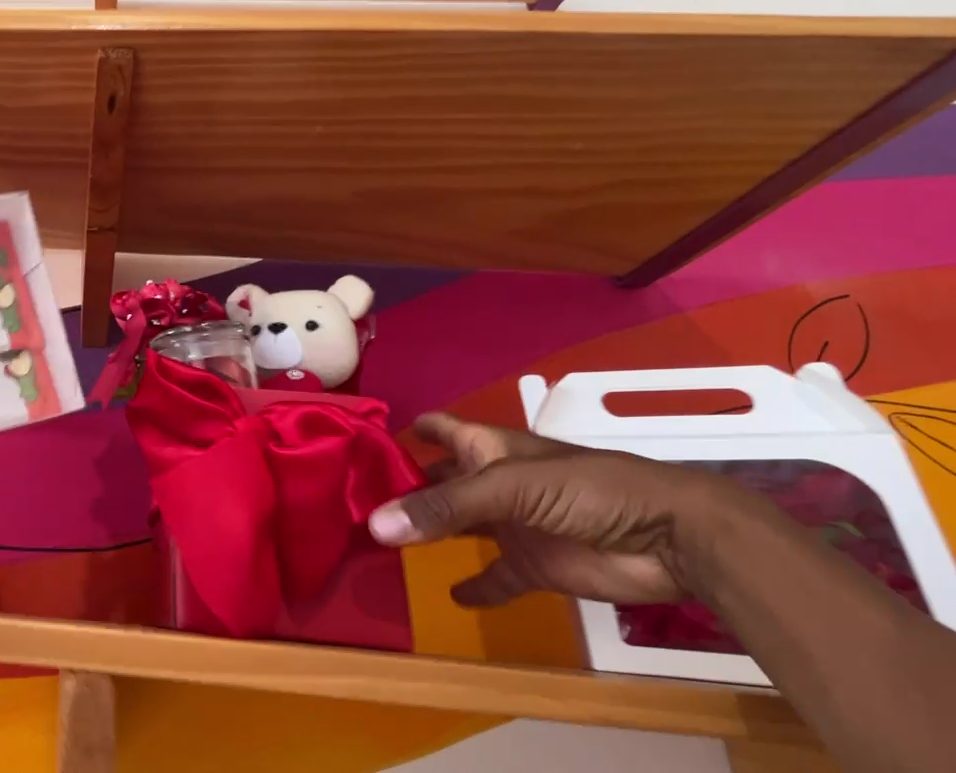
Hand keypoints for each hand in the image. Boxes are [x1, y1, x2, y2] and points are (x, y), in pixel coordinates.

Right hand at [367, 413, 747, 607]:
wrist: (671, 538)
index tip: (359, 446)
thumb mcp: (509, 487)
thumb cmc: (587, 489)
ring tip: (381, 545)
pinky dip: (476, 587)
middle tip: (353, 504)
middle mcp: (493, 482)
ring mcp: (514, 524)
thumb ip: (444, 508)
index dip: (405, 433)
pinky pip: (496, 577)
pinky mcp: (535, 566)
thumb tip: (375, 526)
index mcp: (489, 448)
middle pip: (440, 482)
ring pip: (459, 527)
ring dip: (428, 535)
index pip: (440, 430)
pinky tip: (452, 595)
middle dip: (404, 490)